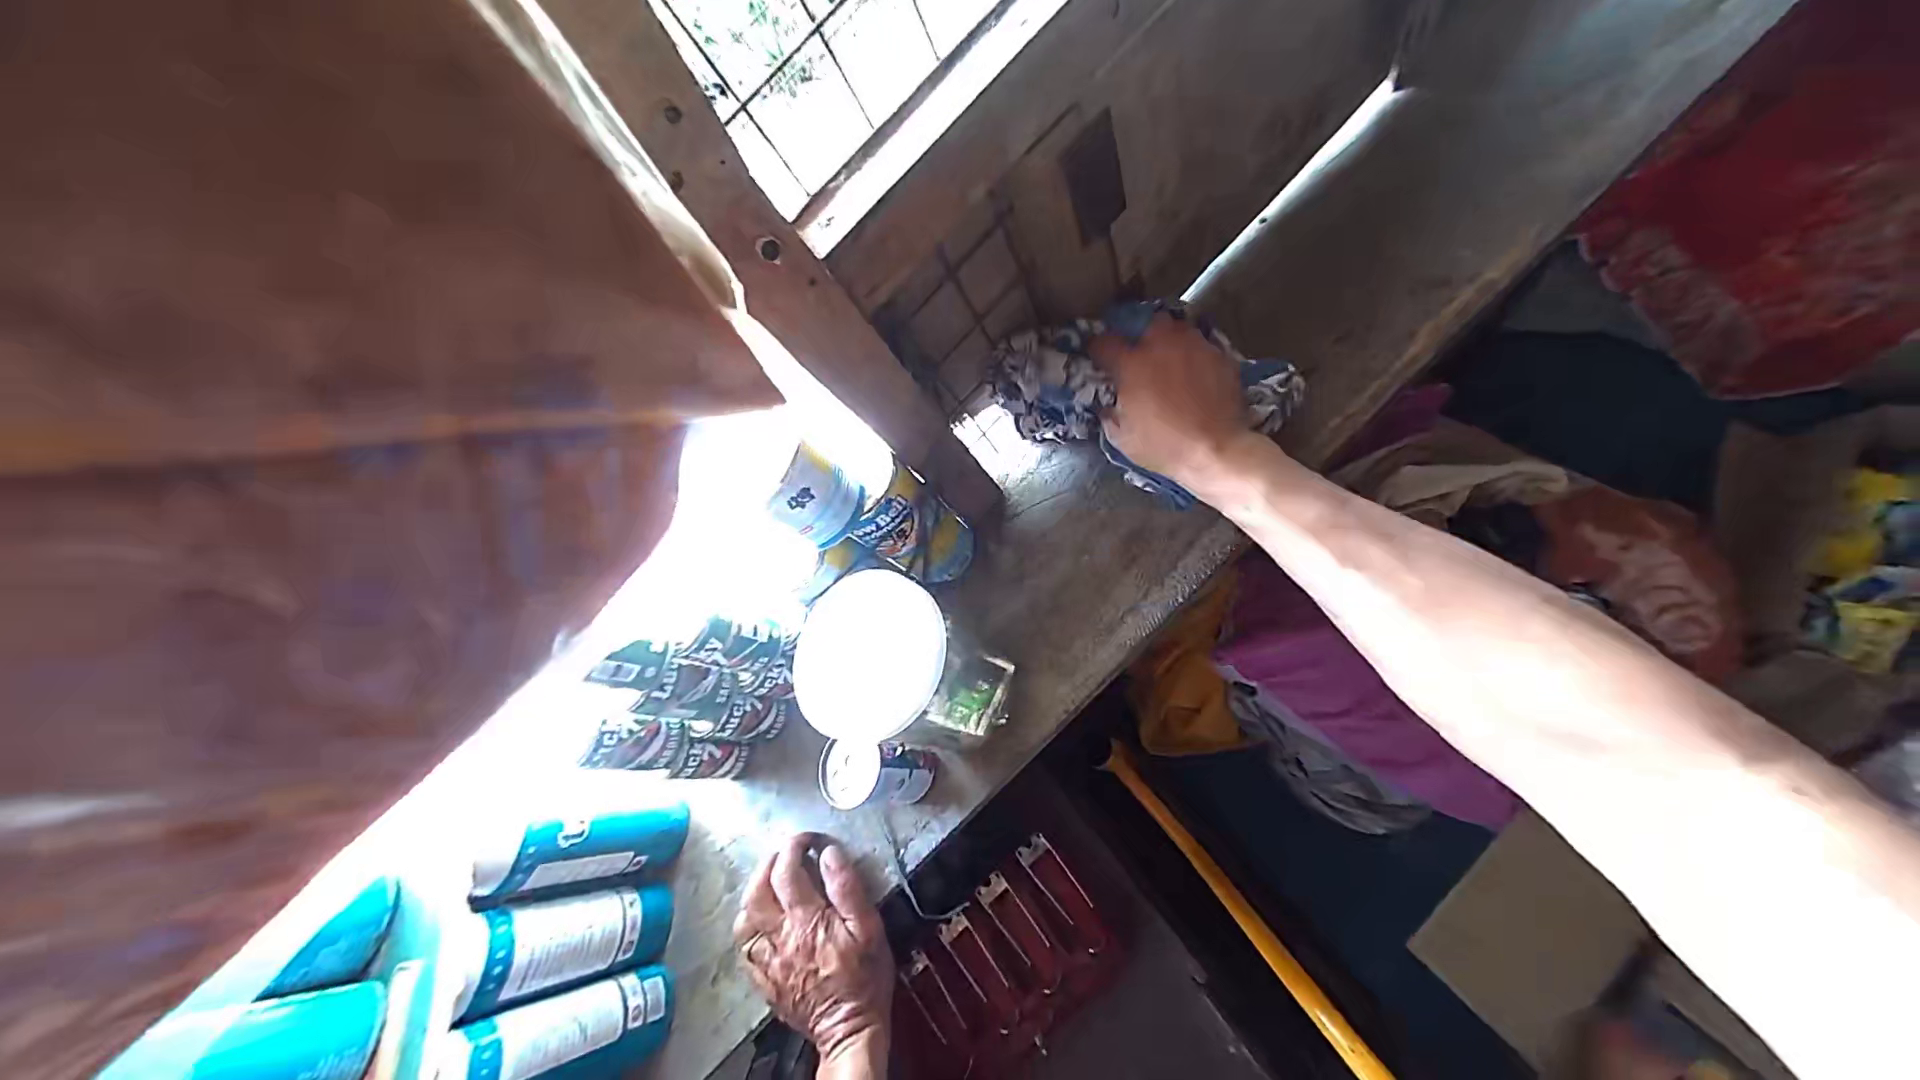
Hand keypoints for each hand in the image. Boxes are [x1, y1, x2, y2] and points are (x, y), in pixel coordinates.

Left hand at [734, 834, 891, 1067]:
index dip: (794, 846)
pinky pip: (744, 946)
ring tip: (771, 879)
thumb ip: (847, 886)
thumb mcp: (869, 926)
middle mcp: (780, 938)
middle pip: (757, 890)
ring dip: (754, 890)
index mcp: (807, 920)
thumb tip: (829, 853)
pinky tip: (762, 916)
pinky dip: (749, 923)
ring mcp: (768, 960)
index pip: (787, 870)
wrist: (850, 1028)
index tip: (807, 839)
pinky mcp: (764, 979)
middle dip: (769, 862)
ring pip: (744, 917)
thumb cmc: (865, 976)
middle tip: (785, 852)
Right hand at [1089, 313, 1257, 487]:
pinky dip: (1195, 357)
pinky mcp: (1221, 356)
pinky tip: (1196, 376)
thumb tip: (1108, 406)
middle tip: (1141, 357)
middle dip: (1141, 336)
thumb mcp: (1122, 438)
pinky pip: (1202, 347)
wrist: (1217, 450)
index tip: (1099, 358)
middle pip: (1146, 322)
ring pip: (1178, 330)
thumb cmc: (1164, 446)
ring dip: (1170, 343)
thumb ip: (1110, 414)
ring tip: (1170, 363)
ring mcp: (1194, 347)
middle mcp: (1161, 346)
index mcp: (1131, 364)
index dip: (1098, 349)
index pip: (1104, 342)